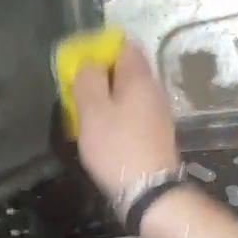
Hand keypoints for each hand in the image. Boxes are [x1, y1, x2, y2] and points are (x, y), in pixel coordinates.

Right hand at [69, 42, 180, 215]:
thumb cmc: (117, 147)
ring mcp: (158, 114)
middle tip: (79, 91)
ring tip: (87, 114)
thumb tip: (89, 62)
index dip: (102, 48)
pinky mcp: (157, 135)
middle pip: (127, 70)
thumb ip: (89, 80)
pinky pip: (134, 114)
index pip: (125, 45)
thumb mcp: (93, 111)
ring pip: (130, 94)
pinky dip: (118, 116)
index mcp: (139, 78)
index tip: (81, 63)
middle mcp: (154, 90)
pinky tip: (105, 133)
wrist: (150, 192)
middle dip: (102, 76)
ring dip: (109, 99)